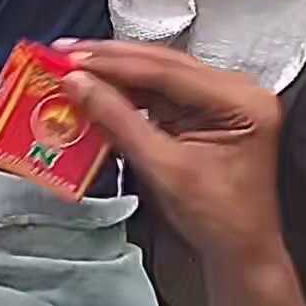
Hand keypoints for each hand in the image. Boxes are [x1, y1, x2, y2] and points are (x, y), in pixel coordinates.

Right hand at [54, 39, 284, 263]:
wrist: (239, 254)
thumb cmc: (216, 218)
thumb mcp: (162, 168)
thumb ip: (118, 119)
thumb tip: (77, 82)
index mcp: (239, 101)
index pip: (166, 72)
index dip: (114, 64)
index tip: (73, 59)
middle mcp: (234, 88)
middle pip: (160, 63)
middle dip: (110, 59)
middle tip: (66, 52)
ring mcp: (217, 94)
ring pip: (155, 71)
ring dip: (113, 69)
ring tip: (74, 62)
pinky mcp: (200, 105)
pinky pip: (155, 87)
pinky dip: (123, 87)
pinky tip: (96, 82)